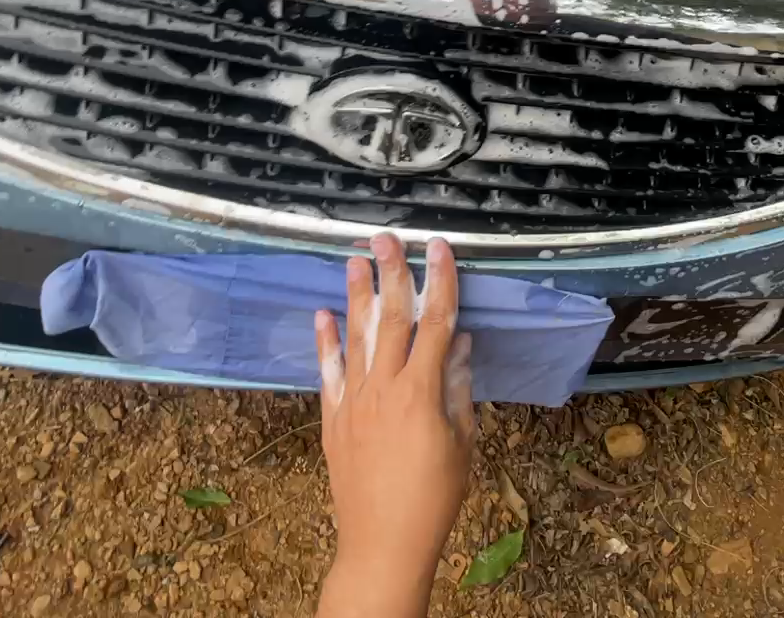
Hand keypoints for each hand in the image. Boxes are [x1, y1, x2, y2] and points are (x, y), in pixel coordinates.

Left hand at [315, 234, 474, 617]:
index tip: (439, 248)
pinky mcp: (333, 418)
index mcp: (421, 392)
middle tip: (386, 237)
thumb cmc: (434, 496)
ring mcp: (354, 401)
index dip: (440, 281)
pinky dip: (324, 342)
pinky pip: (328, 372)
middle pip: (391, 319)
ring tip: (354, 259)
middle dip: (391, 273)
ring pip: (356, 337)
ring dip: (356, 296)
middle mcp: (384, 388)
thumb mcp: (461, 441)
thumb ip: (458, 386)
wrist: (383, 545)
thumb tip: (459, 341)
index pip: (435, 322)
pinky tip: (321, 314)